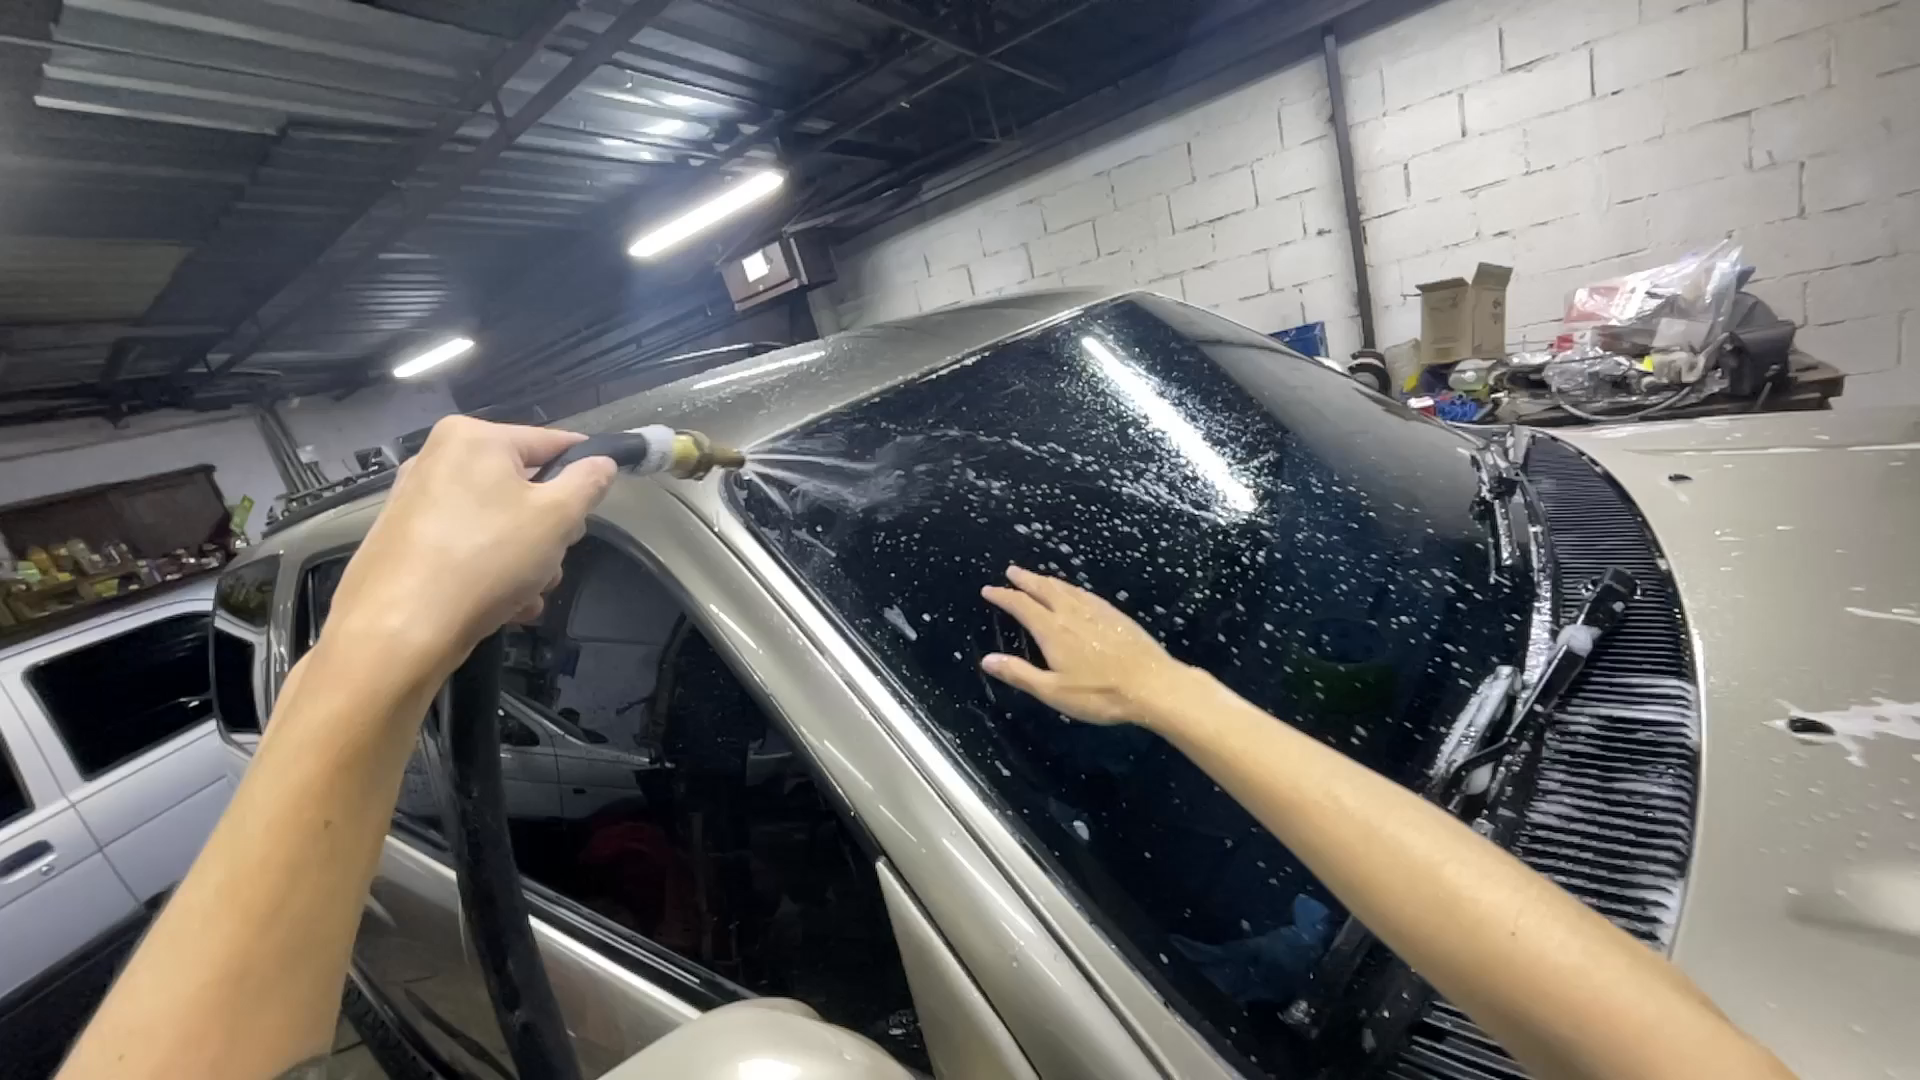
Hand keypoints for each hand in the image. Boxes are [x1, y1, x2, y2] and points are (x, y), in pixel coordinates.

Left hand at [322, 417, 615, 681]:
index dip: (587, 471)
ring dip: (528, 559)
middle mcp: (440, 459)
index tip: (602, 504)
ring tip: (525, 591)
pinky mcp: (406, 541)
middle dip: (551, 529)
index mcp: (474, 439)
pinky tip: (503, 603)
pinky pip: (472, 545)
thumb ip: (589, 482)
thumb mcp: (558, 516)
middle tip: (552, 558)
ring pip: (503, 522)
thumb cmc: (487, 559)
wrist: (400, 631)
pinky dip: (494, 570)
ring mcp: (418, 501)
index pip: (554, 442)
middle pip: (528, 487)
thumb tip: (602, 462)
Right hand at [979, 565, 1197, 727]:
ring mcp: (1096, 611)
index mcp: (1052, 630)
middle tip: (1012, 571)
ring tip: (1038, 577)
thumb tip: (987, 659)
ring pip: (1066, 588)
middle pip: (1044, 589)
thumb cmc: (1100, 694)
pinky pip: (1085, 594)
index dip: (1003, 596)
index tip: (989, 590)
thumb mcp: (1053, 691)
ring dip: (1047, 581)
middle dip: (1025, 579)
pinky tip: (1075, 592)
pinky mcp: (1115, 615)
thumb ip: (1019, 673)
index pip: (1021, 605)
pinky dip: (1071, 588)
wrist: (1153, 685)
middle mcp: (1071, 613)